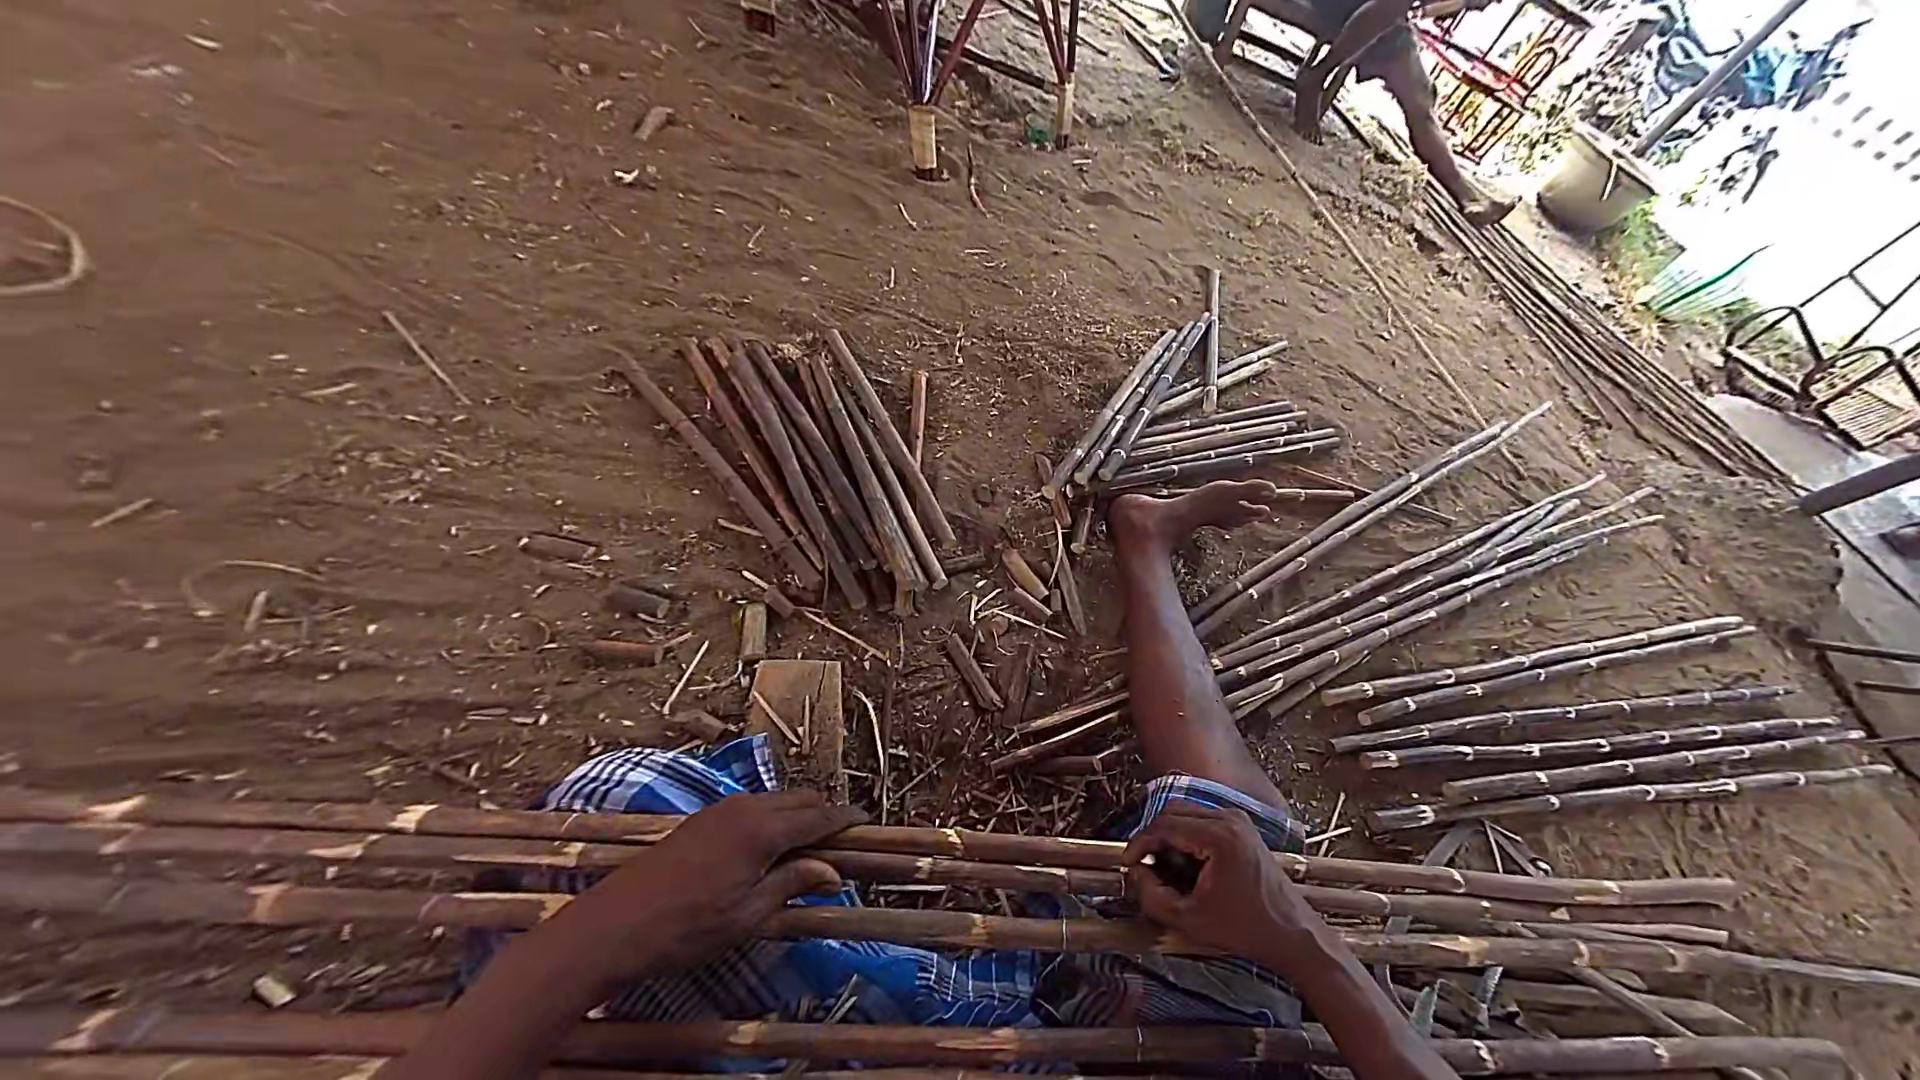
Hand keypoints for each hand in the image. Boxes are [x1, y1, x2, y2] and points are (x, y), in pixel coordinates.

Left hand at [549, 790, 865, 986]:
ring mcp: (721, 808)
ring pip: (775, 799)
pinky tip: (770, 841)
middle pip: (798, 798)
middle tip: (840, 836)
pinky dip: (773, 815)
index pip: (816, 816)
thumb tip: (834, 872)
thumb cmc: (686, 928)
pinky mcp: (703, 817)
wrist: (613, 924)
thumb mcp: (746, 915)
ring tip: (809, 840)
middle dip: (823, 811)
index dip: (843, 818)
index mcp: (762, 830)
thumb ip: (791, 883)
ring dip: (797, 812)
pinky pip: (753, 805)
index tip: (865, 820)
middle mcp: (746, 807)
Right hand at [1123, 803, 1325, 971]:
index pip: (1164, 825)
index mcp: (1218, 836)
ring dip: (1168, 834)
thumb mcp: (1190, 919)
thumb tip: (1135, 873)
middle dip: (1153, 836)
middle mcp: (1229, 818)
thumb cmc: (1247, 930)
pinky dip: (1186, 834)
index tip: (1128, 862)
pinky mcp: (1242, 827)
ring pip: (1186, 812)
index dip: (1140, 843)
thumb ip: (1153, 896)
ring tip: (1163, 864)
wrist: (1294, 936)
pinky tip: (1185, 862)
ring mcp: (1238, 819)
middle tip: (1143, 863)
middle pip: (1173, 811)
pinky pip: (1202, 818)